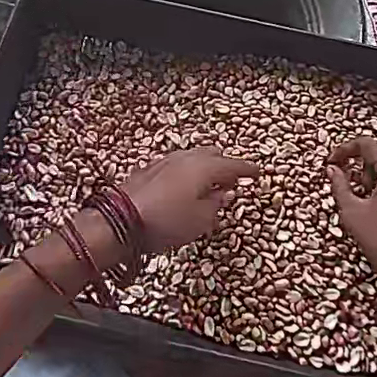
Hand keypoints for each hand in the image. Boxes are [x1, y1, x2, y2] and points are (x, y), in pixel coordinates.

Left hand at [119, 148, 262, 253]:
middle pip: (210, 154)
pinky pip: (175, 165)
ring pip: (190, 157)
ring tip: (210, 182)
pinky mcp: (147, 171)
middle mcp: (183, 158)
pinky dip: (186, 171)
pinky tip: (184, 184)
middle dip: (224, 164)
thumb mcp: (200, 220)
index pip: (231, 165)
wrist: (118, 221)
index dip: (246, 169)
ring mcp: (162, 162)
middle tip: (233, 179)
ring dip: (203, 166)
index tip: (258, 173)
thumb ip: (216, 204)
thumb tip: (224, 193)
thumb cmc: (166, 222)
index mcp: (202, 167)